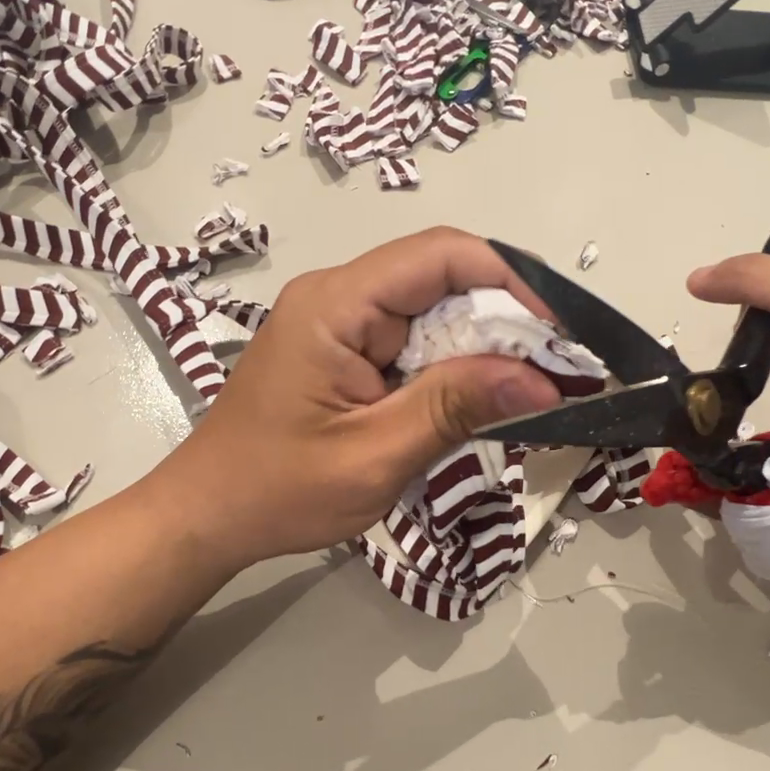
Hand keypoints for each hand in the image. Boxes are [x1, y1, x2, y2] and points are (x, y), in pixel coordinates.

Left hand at [145, 228, 563, 570]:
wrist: (209, 515)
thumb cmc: (278, 492)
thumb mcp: (374, 455)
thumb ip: (454, 407)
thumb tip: (542, 377)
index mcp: (333, 305)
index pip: (440, 255)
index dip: (511, 282)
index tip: (560, 336)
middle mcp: (334, 297)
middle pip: (440, 280)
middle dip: (504, 322)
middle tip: (559, 374)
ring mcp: (336, 325)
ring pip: (431, 314)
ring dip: (481, 350)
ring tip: (530, 392)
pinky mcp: (340, 353)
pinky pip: (410, 344)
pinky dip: (449, 370)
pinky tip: (477, 403)